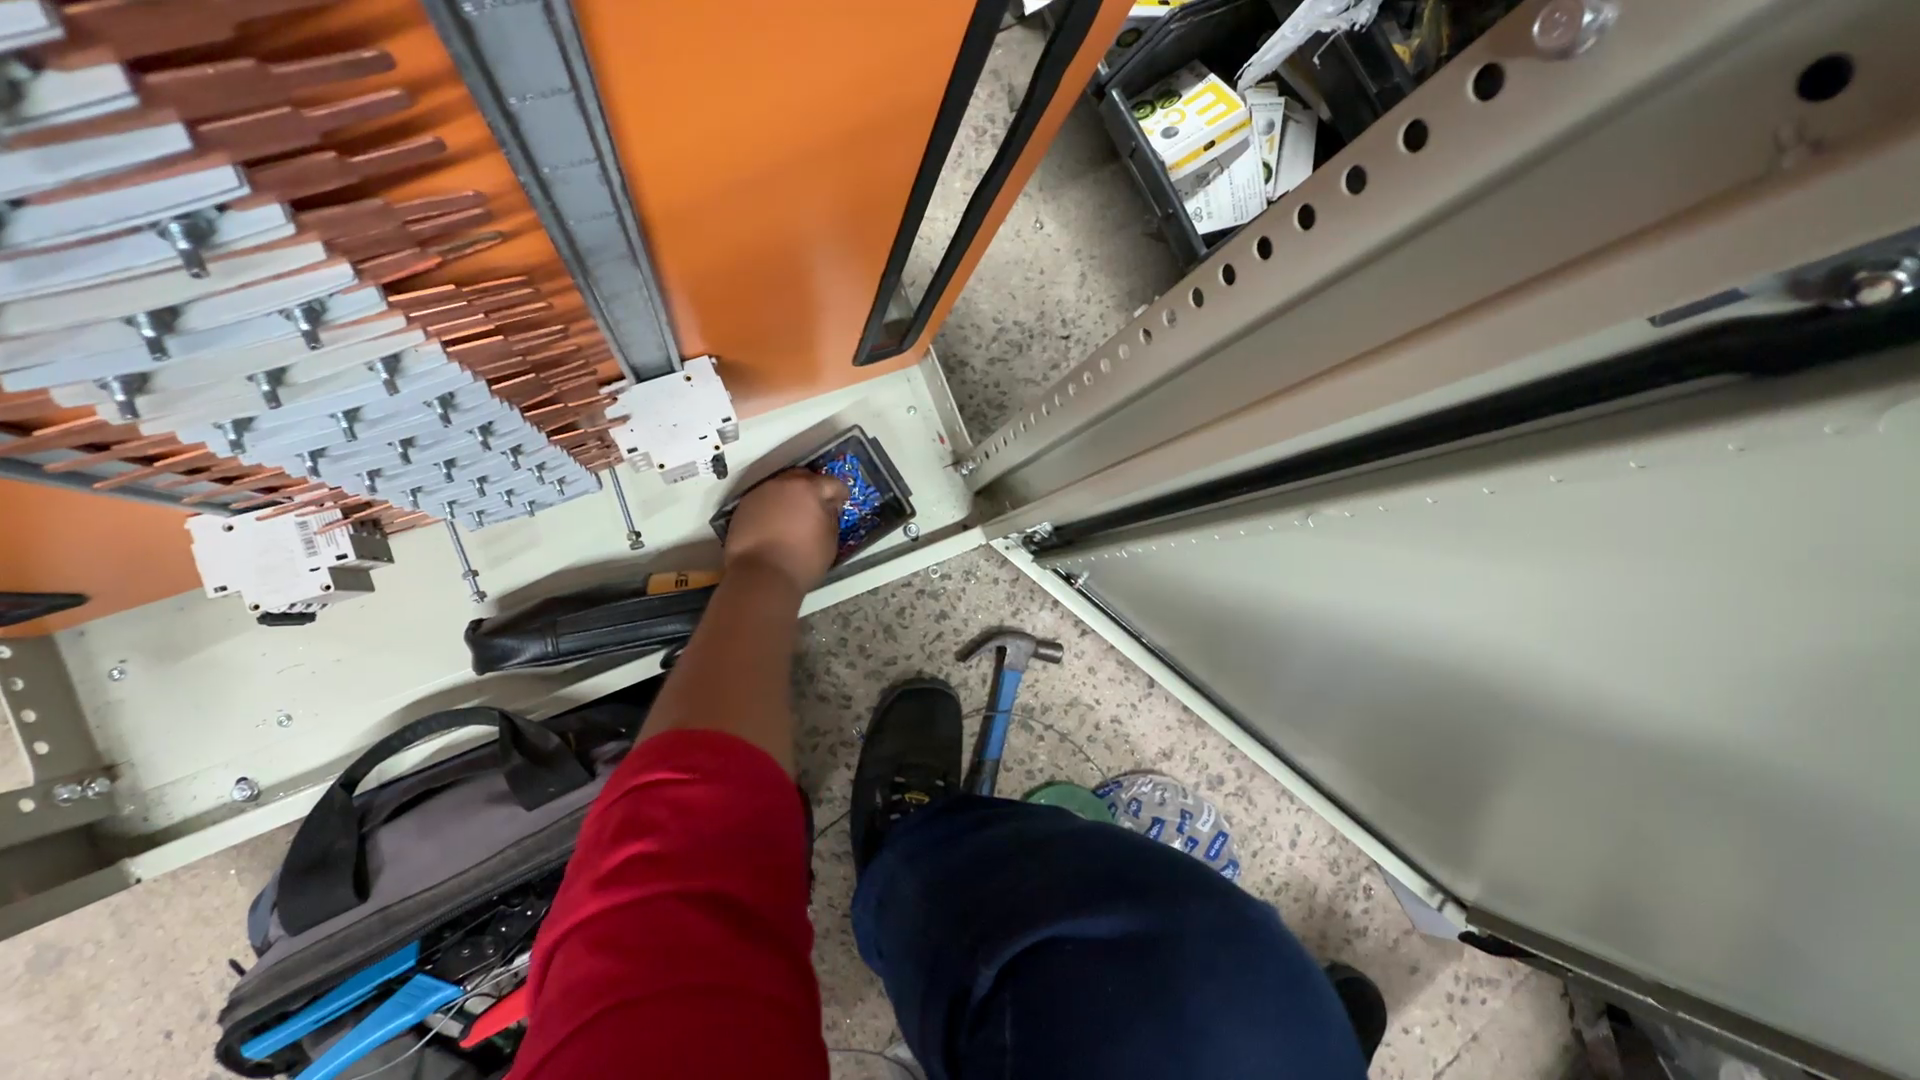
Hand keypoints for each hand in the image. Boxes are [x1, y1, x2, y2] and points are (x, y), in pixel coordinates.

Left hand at [723, 469, 848, 592]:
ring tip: (794, 513)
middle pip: (802, 477)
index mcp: (808, 488)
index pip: (831, 483)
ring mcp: (760, 494)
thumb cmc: (803, 559)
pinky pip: (764, 500)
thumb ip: (830, 517)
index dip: (840, 492)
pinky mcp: (743, 508)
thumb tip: (827, 507)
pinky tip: (775, 522)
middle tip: (818, 503)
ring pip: (780, 487)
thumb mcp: (830, 540)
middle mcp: (782, 484)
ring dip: (790, 496)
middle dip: (813, 486)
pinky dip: (772, 506)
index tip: (843, 500)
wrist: (761, 575)